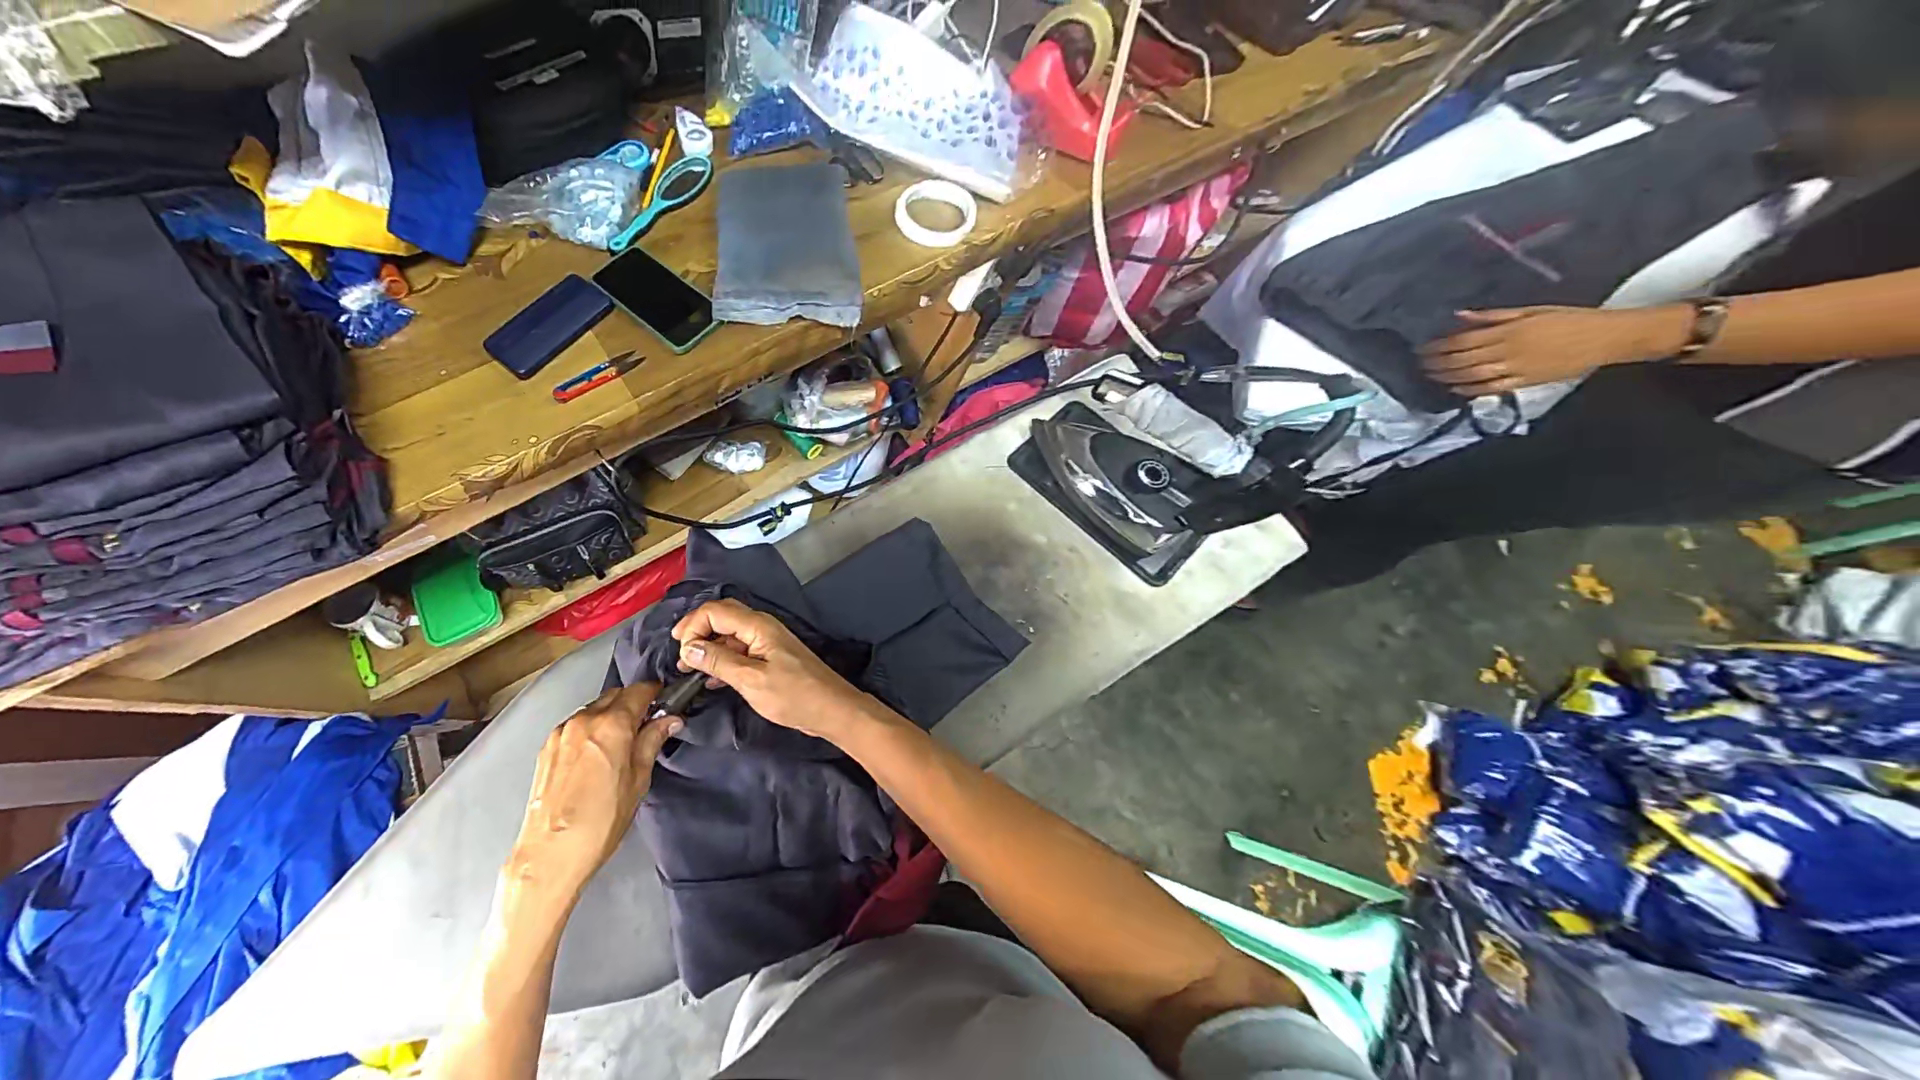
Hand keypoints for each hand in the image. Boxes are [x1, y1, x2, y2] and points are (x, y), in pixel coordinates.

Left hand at [506, 683, 680, 901]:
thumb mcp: (639, 779)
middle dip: (633, 703)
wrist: (550, 854)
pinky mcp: (546, 750)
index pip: (639, 691)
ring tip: (623, 743)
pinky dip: (591, 730)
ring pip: (594, 710)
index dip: (656, 693)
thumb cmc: (598, 822)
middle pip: (615, 696)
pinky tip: (599, 755)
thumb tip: (668, 721)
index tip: (665, 700)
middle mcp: (583, 722)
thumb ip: (652, 741)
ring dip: (611, 716)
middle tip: (649, 723)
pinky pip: (576, 727)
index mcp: (611, 725)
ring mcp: (560, 735)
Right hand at [671, 598, 879, 741]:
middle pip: (722, 617)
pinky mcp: (770, 658)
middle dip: (697, 632)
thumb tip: (688, 647)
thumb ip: (718, 661)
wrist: (831, 709)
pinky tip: (711, 679)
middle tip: (681, 657)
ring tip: (690, 670)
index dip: (692, 626)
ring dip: (708, 648)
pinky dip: (722, 660)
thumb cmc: (794, 695)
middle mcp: (762, 628)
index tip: (680, 653)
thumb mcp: (751, 680)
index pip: (715, 611)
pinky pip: (739, 650)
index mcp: (758, 626)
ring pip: (729, 634)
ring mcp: (767, 642)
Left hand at [1421, 305, 1690, 395]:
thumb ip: (1493, 316)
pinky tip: (1454, 389)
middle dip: (1437, 363)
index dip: (1439, 346)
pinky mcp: (1524, 382)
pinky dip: (1469, 390)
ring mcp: (1516, 368)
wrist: (1606, 338)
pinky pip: (1490, 389)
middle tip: (1420, 363)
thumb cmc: (1569, 319)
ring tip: (1430, 375)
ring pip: (1472, 375)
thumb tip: (1458, 316)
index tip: (1423, 348)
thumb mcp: (1531, 311)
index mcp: (1510, 329)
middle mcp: (1509, 350)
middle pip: (1462, 359)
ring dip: (1447, 377)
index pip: (1464, 340)